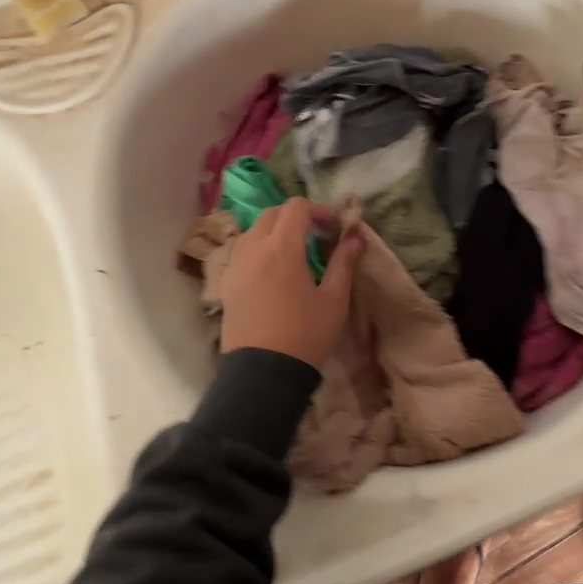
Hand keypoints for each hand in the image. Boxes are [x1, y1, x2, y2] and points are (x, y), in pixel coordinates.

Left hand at [220, 199, 363, 368]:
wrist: (262, 375)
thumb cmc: (304, 335)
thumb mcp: (334, 300)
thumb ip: (344, 263)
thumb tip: (356, 237)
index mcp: (282, 248)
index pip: (296, 208)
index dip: (318, 210)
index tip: (334, 228)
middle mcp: (254, 249)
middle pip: (272, 213)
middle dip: (296, 217)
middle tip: (316, 235)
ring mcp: (236, 267)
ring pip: (253, 231)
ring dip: (275, 231)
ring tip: (294, 252)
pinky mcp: (227, 285)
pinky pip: (242, 252)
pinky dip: (259, 248)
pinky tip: (273, 271)